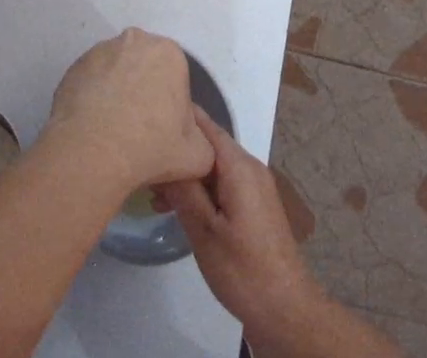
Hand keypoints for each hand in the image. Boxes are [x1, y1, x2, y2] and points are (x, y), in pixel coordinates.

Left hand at [45, 29, 213, 192]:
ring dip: (117, 90)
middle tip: (138, 126)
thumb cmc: (152, 147)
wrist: (93, 153)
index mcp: (169, 52)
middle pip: (144, 66)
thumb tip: (191, 138)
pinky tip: (92, 122)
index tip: (163, 127)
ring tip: (112, 126)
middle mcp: (135, 40)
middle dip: (144, 89)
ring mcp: (100, 50)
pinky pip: (91, 79)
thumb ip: (203, 141)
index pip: (175, 75)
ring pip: (116, 70)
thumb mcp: (199, 154)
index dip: (171, 103)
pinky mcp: (74, 66)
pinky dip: (93, 95)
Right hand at [154, 110, 321, 338]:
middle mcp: (250, 168)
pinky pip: (221, 184)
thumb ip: (184, 190)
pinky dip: (198, 189)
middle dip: (176, 152)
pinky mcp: (253, 206)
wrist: (285, 309)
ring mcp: (254, 187)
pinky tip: (175, 208)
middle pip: (208, 145)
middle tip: (141, 166)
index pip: (206, 125)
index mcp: (240, 167)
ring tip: (152, 194)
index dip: (178, 116)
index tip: (147, 117)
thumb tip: (166, 155)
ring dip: (184, 175)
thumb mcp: (204, 230)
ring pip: (212, 167)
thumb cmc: (242, 269)